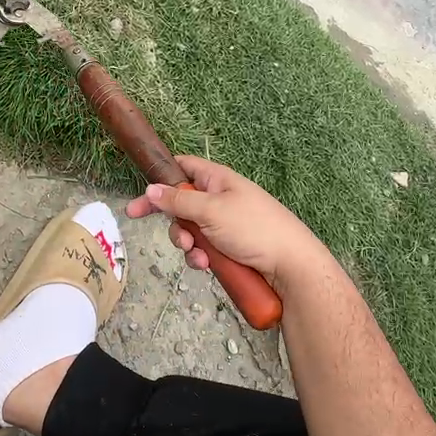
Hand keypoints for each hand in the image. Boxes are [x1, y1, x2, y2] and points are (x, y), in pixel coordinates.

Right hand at [126, 155, 323, 281]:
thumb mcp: (211, 211)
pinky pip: (205, 249)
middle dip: (174, 223)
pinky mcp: (231, 248)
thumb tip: (151, 188)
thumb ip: (177, 201)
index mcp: (218, 180)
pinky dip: (201, 257)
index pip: (183, 168)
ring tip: (198, 257)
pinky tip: (207, 266)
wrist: (294, 267)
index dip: (160, 180)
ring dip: (187, 244)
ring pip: (192, 230)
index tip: (140, 198)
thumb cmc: (254, 229)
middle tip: (170, 236)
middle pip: (182, 204)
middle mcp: (220, 199)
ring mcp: (226, 225)